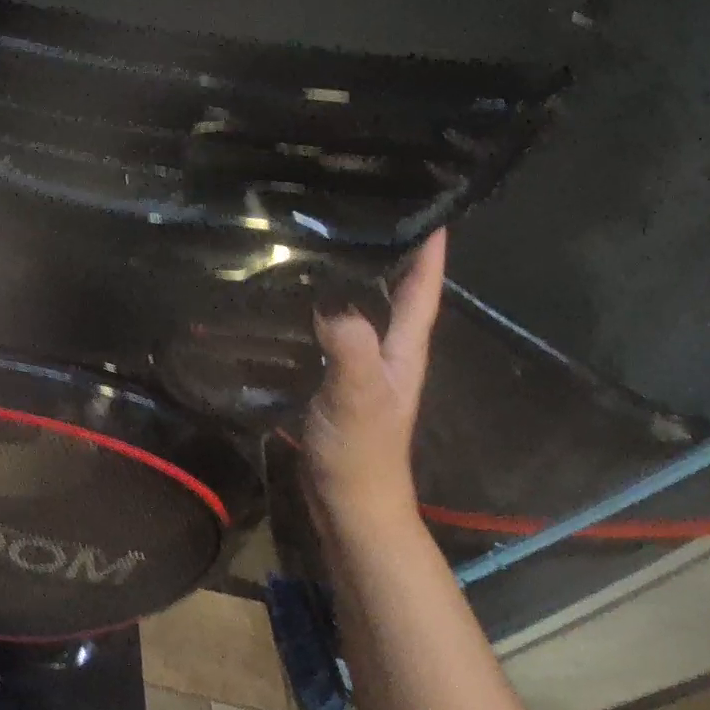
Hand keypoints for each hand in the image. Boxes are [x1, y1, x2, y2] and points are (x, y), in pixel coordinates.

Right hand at [304, 229, 445, 519]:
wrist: (347, 501)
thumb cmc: (361, 451)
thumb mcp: (358, 398)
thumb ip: (350, 349)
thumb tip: (334, 300)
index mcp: (402, 350)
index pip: (421, 290)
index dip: (427, 251)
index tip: (425, 208)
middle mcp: (384, 350)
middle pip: (390, 292)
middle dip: (383, 253)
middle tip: (353, 213)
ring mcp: (356, 366)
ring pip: (355, 309)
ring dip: (343, 279)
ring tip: (312, 245)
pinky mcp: (327, 378)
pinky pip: (323, 330)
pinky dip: (310, 309)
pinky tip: (282, 301)